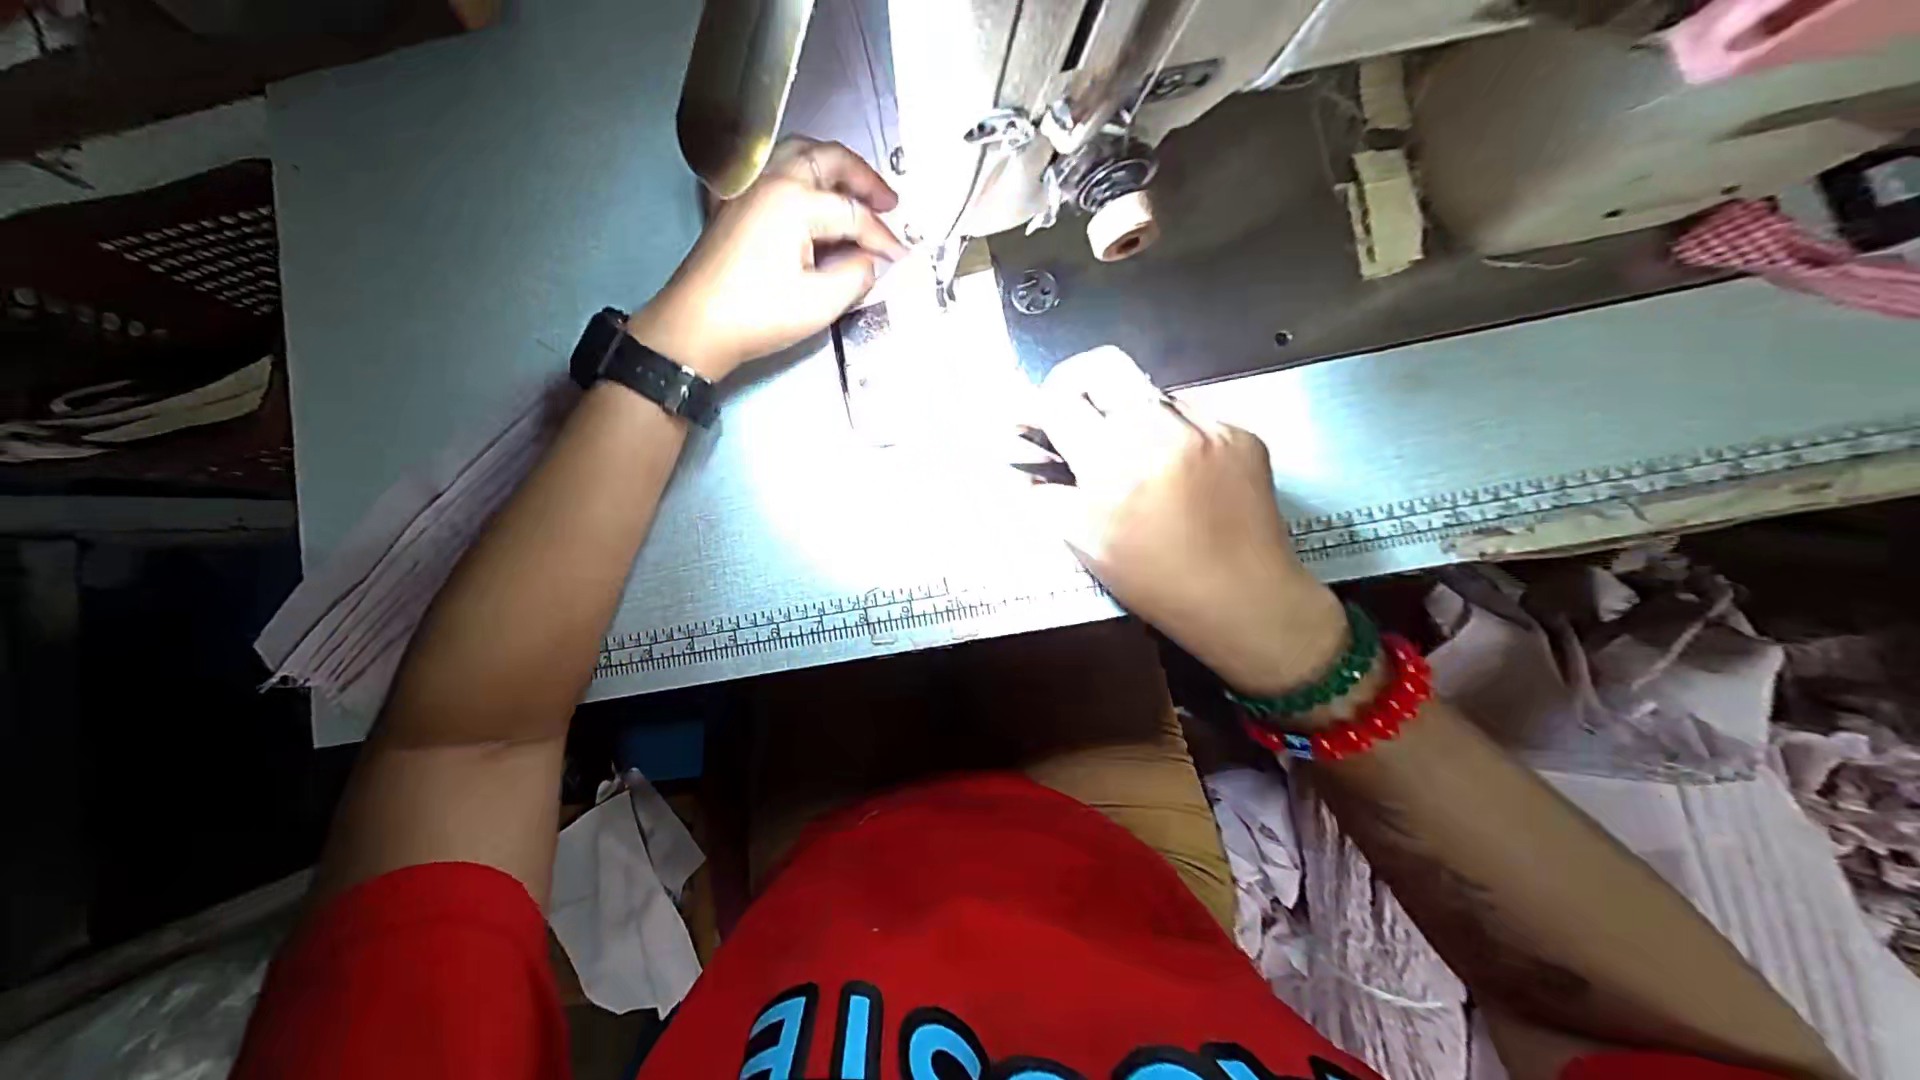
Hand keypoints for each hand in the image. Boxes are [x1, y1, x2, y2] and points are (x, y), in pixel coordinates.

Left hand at [629, 138, 907, 380]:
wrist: (696, 326)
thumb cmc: (756, 315)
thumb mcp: (820, 303)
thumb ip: (857, 276)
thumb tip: (871, 262)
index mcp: (793, 200)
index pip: (853, 212)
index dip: (882, 237)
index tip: (900, 257)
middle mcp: (770, 181)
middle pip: (828, 160)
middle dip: (864, 180)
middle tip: (889, 203)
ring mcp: (749, 190)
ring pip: (800, 156)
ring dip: (834, 169)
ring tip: (856, 194)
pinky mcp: (737, 206)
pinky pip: (776, 173)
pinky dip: (804, 176)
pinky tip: (812, 199)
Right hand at [1033, 347, 1346, 700]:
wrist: (1244, 599)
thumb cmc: (1155, 581)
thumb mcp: (1085, 544)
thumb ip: (1042, 496)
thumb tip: (1016, 463)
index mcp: (1114, 463)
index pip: (1059, 401)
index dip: (1040, 407)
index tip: (1038, 422)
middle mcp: (1161, 431)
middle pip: (1104, 368)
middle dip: (1078, 383)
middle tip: (1075, 412)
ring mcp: (1208, 428)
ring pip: (1150, 391)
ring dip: (1129, 413)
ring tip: (1133, 454)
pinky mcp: (1241, 434)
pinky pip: (1192, 415)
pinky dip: (1172, 433)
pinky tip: (1177, 471)